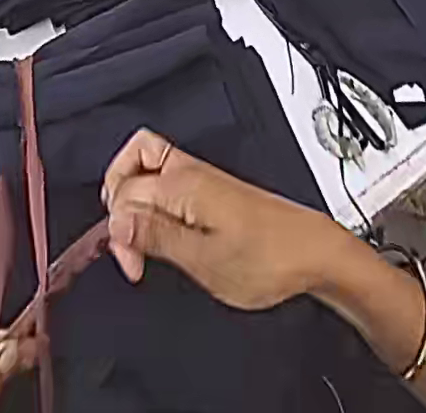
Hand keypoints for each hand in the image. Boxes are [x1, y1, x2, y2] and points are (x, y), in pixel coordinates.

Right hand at [102, 129, 352, 310]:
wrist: (310, 252)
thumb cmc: (268, 257)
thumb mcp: (203, 259)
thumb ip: (155, 235)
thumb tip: (116, 221)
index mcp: (183, 183)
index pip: (124, 192)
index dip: (117, 229)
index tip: (130, 260)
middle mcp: (188, 171)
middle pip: (129, 166)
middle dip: (117, 206)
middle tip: (128, 246)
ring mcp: (198, 177)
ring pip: (144, 166)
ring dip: (131, 199)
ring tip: (135, 236)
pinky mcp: (207, 188)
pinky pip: (163, 179)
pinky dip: (150, 201)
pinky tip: (157, 230)